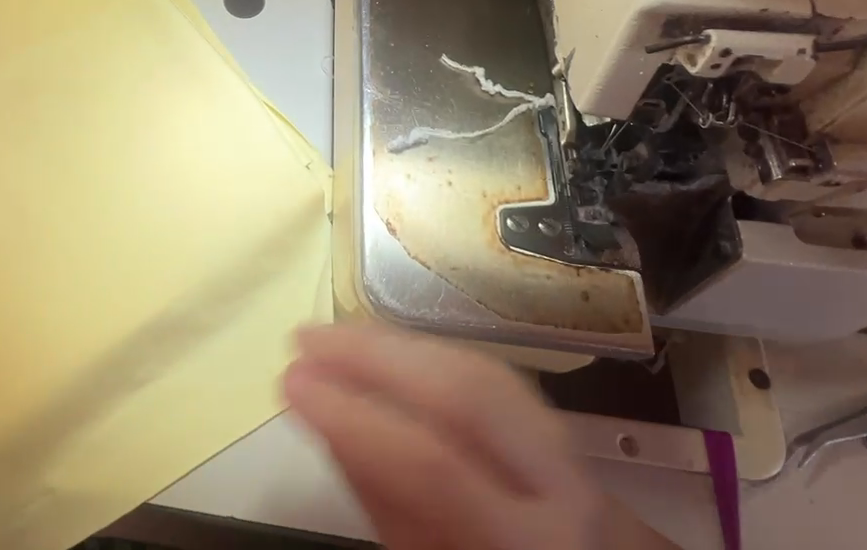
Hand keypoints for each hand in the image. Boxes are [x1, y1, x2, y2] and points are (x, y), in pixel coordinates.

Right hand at [284, 323, 602, 549]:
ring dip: (399, 347)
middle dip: (375, 355)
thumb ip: (388, 508)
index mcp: (526, 545)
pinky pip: (493, 378)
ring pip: (482, 371)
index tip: (290, 381)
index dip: (353, 416)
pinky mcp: (567, 436)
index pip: (431, 465)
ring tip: (332, 337)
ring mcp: (576, 458)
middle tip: (303, 339)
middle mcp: (567, 493)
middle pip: (467, 393)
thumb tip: (330, 422)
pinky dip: (432, 359)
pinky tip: (388, 351)